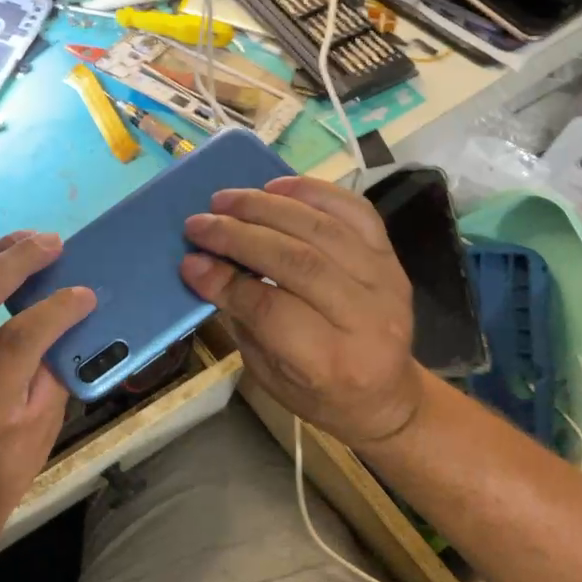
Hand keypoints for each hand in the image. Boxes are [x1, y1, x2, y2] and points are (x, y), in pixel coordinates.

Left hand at [0, 232, 95, 540]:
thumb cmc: (6, 465)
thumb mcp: (44, 423)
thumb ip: (53, 365)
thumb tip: (70, 314)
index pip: (18, 338)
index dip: (54, 309)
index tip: (85, 292)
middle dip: (14, 260)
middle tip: (51, 242)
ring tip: (28, 241)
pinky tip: (2, 263)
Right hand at [179, 176, 422, 448]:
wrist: (387, 395)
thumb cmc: (316, 392)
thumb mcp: (267, 370)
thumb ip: (241, 315)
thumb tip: (201, 264)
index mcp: (331, 363)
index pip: (271, 308)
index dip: (225, 281)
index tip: (190, 262)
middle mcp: (367, 319)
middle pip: (297, 261)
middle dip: (239, 236)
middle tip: (198, 224)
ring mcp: (386, 282)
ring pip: (322, 229)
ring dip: (266, 207)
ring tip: (225, 200)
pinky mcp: (392, 258)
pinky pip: (355, 211)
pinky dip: (313, 192)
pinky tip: (275, 187)